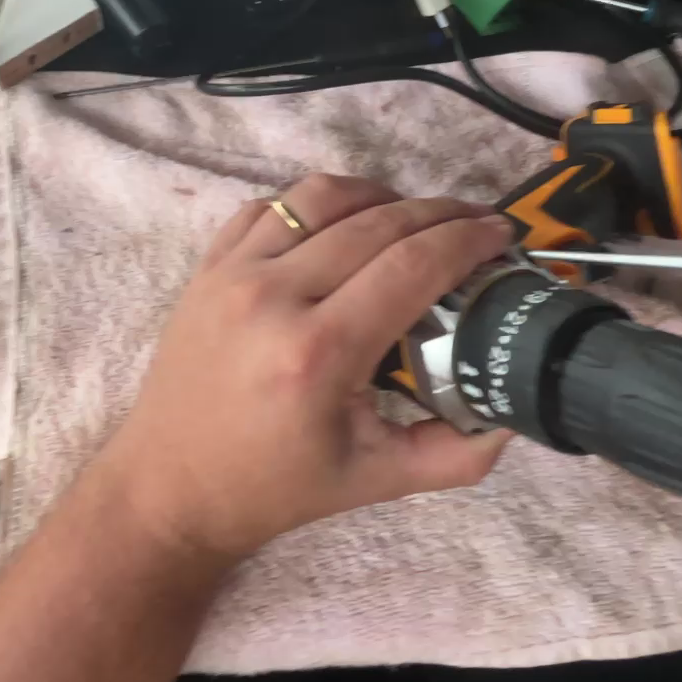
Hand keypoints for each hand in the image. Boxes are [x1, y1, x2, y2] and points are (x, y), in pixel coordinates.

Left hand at [90, 174, 518, 564]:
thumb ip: (454, 455)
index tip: (501, 233)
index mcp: (318, 352)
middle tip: (474, 222)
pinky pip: (270, 206)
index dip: (466, 240)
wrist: (170, 484)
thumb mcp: (374, 481)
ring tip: (412, 215)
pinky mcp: (208, 265)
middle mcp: (273, 296)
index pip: (410, 266)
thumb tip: (512, 417)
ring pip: (320, 196)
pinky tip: (340, 223)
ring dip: (378, 193)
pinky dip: (315, 203)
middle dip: (439, 212)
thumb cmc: (273, 487)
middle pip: (376, 222)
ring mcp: (233, 271)